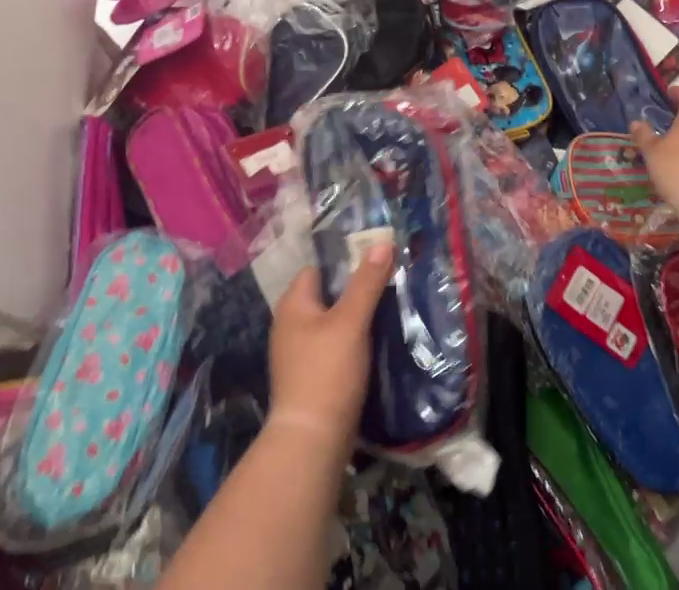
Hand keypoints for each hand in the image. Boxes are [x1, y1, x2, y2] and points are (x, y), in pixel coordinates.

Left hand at [266, 244, 393, 445]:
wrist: (313, 437)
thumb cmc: (328, 371)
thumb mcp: (351, 322)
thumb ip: (366, 282)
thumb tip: (382, 242)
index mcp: (292, 305)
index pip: (317, 269)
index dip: (345, 262)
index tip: (377, 261)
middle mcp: (289, 325)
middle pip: (326, 295)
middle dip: (355, 289)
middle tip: (389, 284)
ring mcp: (298, 353)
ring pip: (331, 322)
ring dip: (356, 317)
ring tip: (388, 311)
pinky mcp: (310, 375)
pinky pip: (333, 346)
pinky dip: (351, 341)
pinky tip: (374, 344)